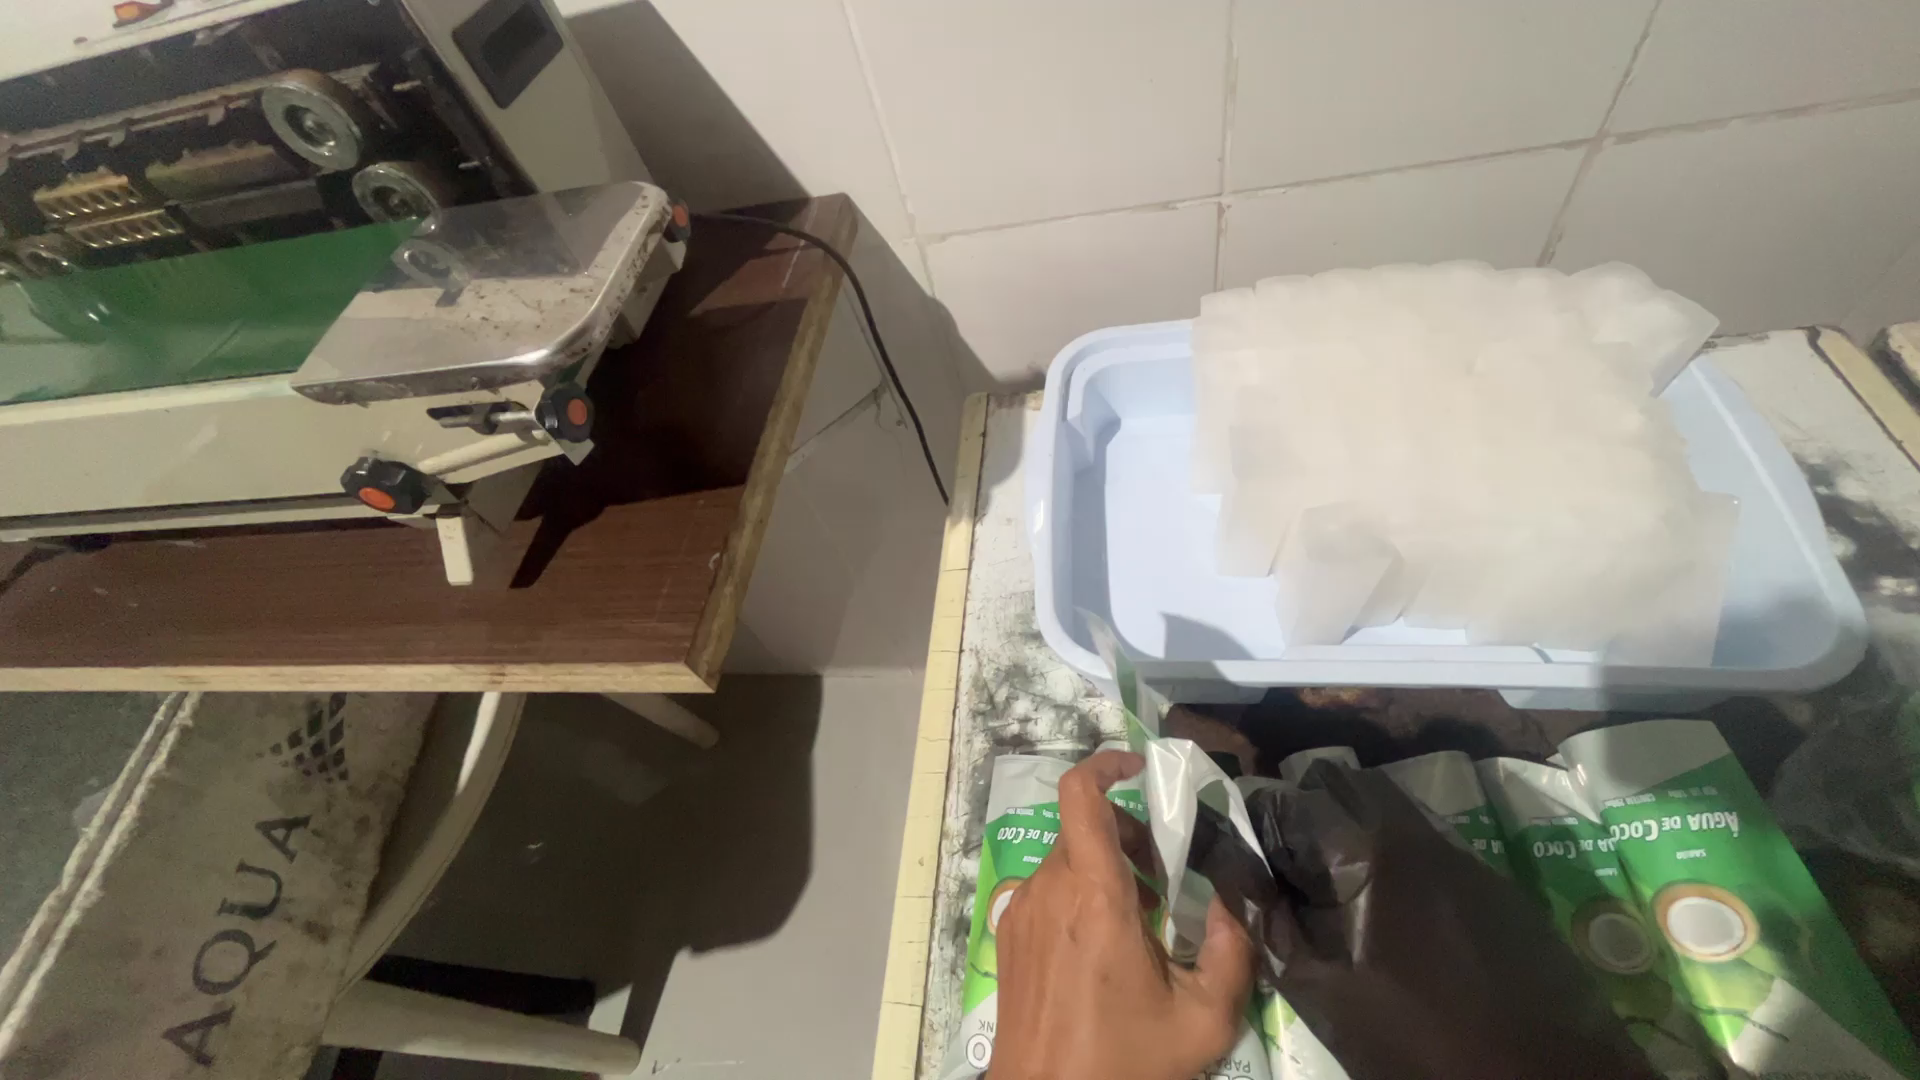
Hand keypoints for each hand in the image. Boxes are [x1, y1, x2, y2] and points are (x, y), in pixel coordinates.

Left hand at [989, 750, 1254, 1079]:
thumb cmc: (1123, 1063)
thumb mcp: (1202, 1021)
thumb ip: (1231, 954)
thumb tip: (1235, 904)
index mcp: (1094, 893)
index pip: (1080, 794)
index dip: (1104, 764)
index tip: (1137, 768)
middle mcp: (1050, 886)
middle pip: (1084, 826)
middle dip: (1126, 835)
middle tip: (1161, 878)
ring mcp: (1022, 906)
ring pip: (1066, 858)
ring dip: (1104, 868)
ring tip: (1137, 921)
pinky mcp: (1009, 930)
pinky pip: (1048, 888)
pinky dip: (1077, 892)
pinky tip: (1100, 946)